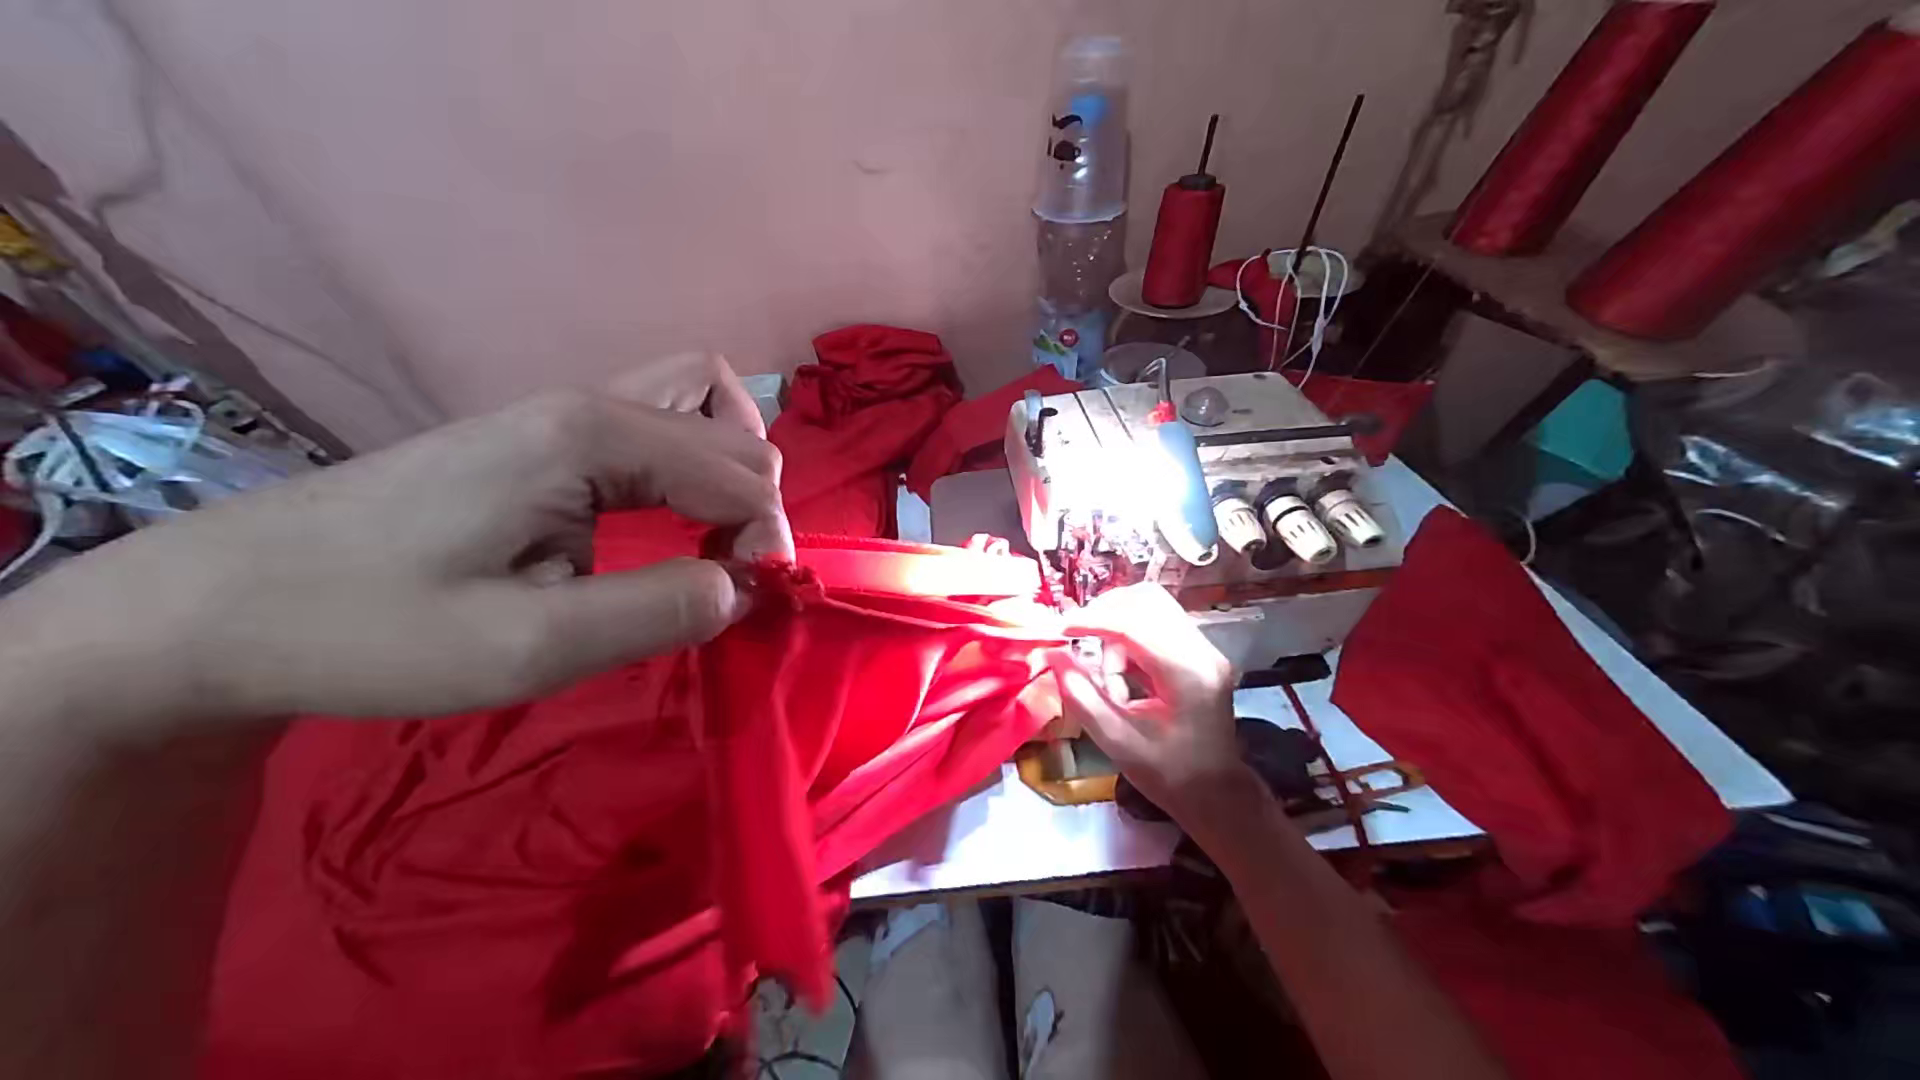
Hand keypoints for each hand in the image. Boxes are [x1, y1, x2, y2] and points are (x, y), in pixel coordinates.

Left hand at [0, 355, 792, 726]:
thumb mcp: (527, 648)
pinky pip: (659, 422)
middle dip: (756, 505)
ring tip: (713, 533)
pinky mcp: (545, 436)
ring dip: (731, 468)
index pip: (740, 474)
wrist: (220, 606)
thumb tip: (742, 588)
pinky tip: (665, 512)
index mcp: (591, 437)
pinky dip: (693, 461)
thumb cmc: (372, 630)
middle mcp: (588, 403)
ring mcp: (564, 412)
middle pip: (733, 431)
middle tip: (727, 577)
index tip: (747, 604)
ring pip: (703, 404)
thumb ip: (656, 612)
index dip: (766, 540)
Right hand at [1047, 584, 1256, 825]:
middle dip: (1106, 615)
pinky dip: (1129, 637)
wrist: (1216, 794)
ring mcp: (1205, 650)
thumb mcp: (1117, 742)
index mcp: (1187, 675)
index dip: (1091, 621)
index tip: (1060, 629)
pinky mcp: (1199, 653)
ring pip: (1152, 608)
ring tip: (1107, 675)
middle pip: (1148, 600)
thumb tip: (1052, 655)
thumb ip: (1082, 695)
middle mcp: (1202, 652)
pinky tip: (1119, 672)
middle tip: (1079, 642)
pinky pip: (1157, 624)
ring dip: (1117, 629)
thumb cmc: (1169, 775)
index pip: (1133, 625)